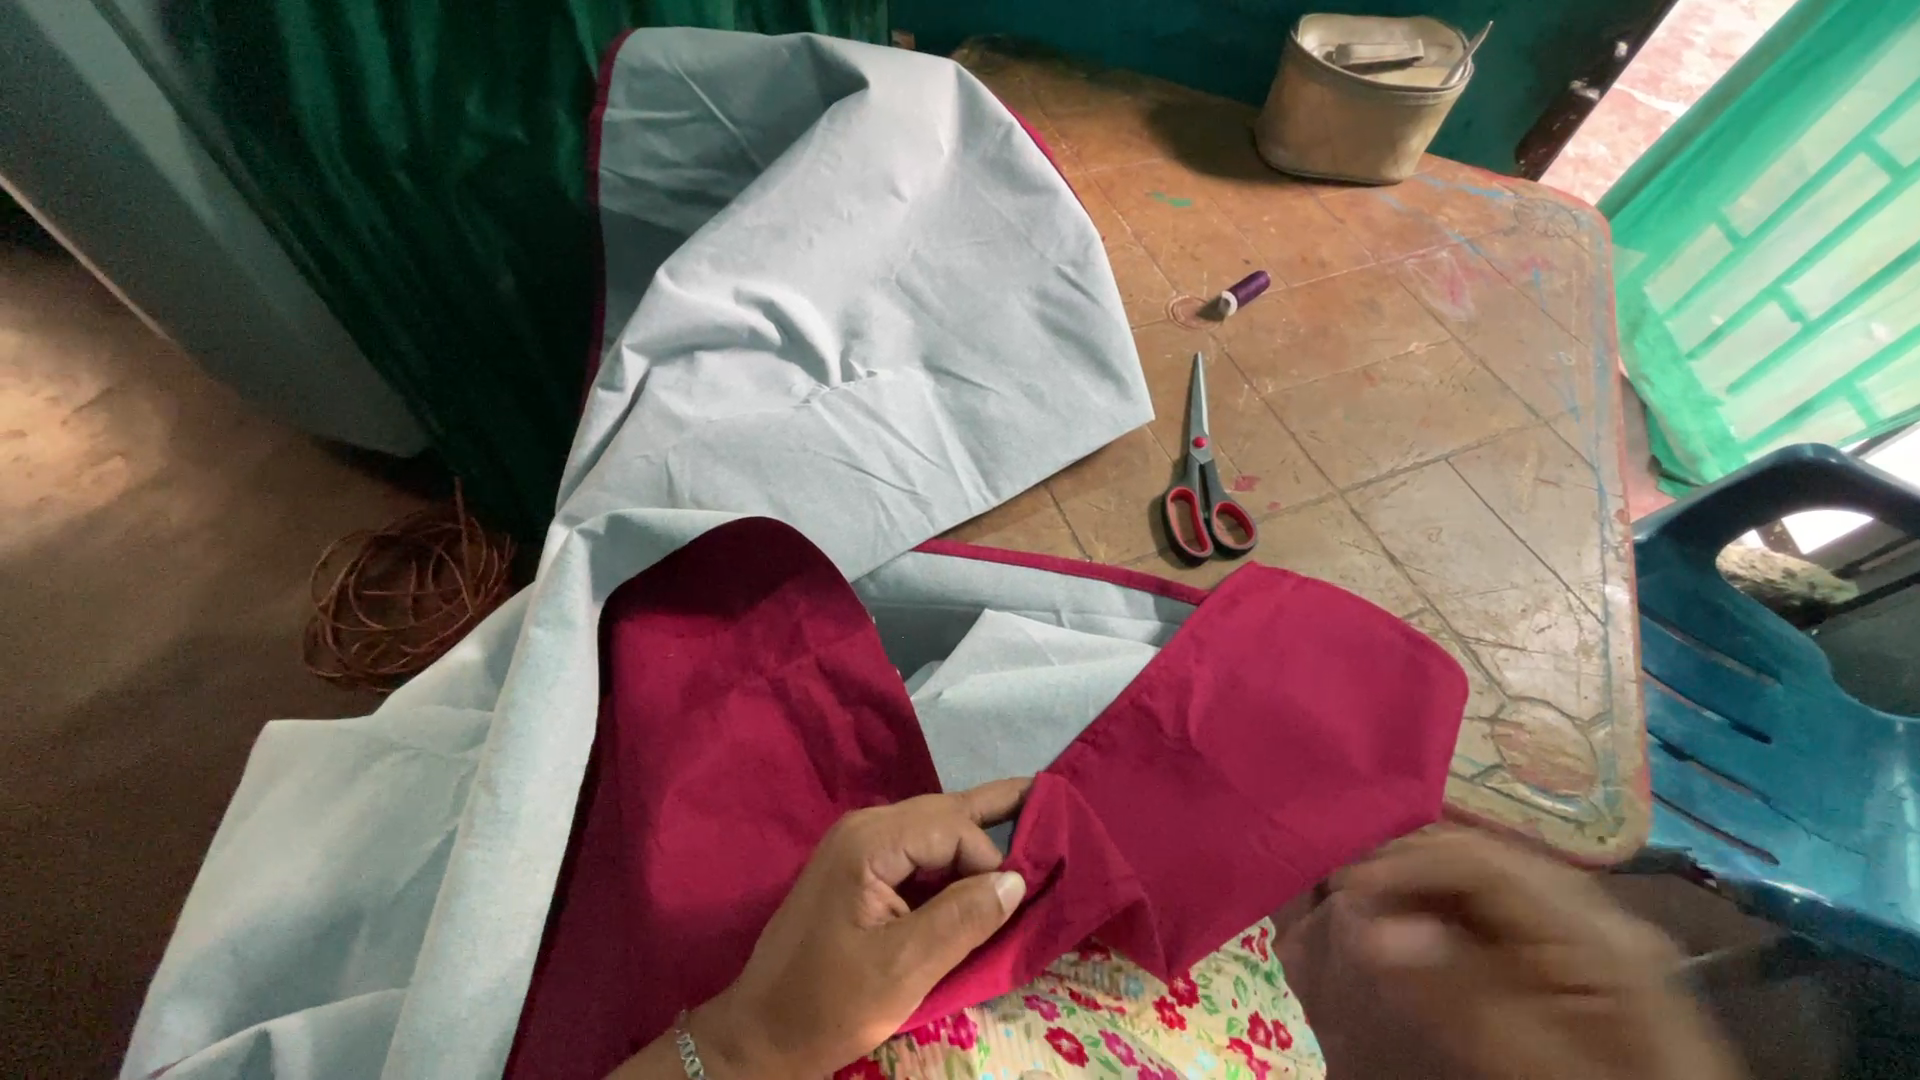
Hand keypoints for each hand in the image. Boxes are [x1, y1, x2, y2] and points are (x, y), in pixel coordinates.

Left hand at [664, 779, 1030, 1078]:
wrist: (759, 1036)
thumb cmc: (826, 1005)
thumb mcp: (901, 970)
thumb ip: (962, 919)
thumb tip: (1017, 878)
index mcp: (870, 842)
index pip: (953, 828)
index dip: (990, 862)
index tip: (1014, 906)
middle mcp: (865, 828)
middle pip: (945, 813)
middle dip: (996, 818)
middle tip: (1052, 800)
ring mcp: (859, 845)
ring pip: (934, 828)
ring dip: (977, 836)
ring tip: (1029, 820)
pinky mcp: (860, 868)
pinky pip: (918, 850)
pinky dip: (953, 859)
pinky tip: (980, 864)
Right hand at [1277, 829, 1743, 1079]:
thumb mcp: (1530, 1060)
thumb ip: (1455, 993)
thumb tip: (1365, 924)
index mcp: (1595, 933)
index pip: (1482, 860)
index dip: (1403, 861)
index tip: (1343, 886)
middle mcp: (1593, 909)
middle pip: (1482, 853)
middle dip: (1404, 860)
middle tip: (1342, 885)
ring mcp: (1587, 924)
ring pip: (1484, 868)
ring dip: (1418, 876)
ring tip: (1365, 896)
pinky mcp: (1575, 944)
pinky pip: (1495, 898)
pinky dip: (1442, 899)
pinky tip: (1408, 915)